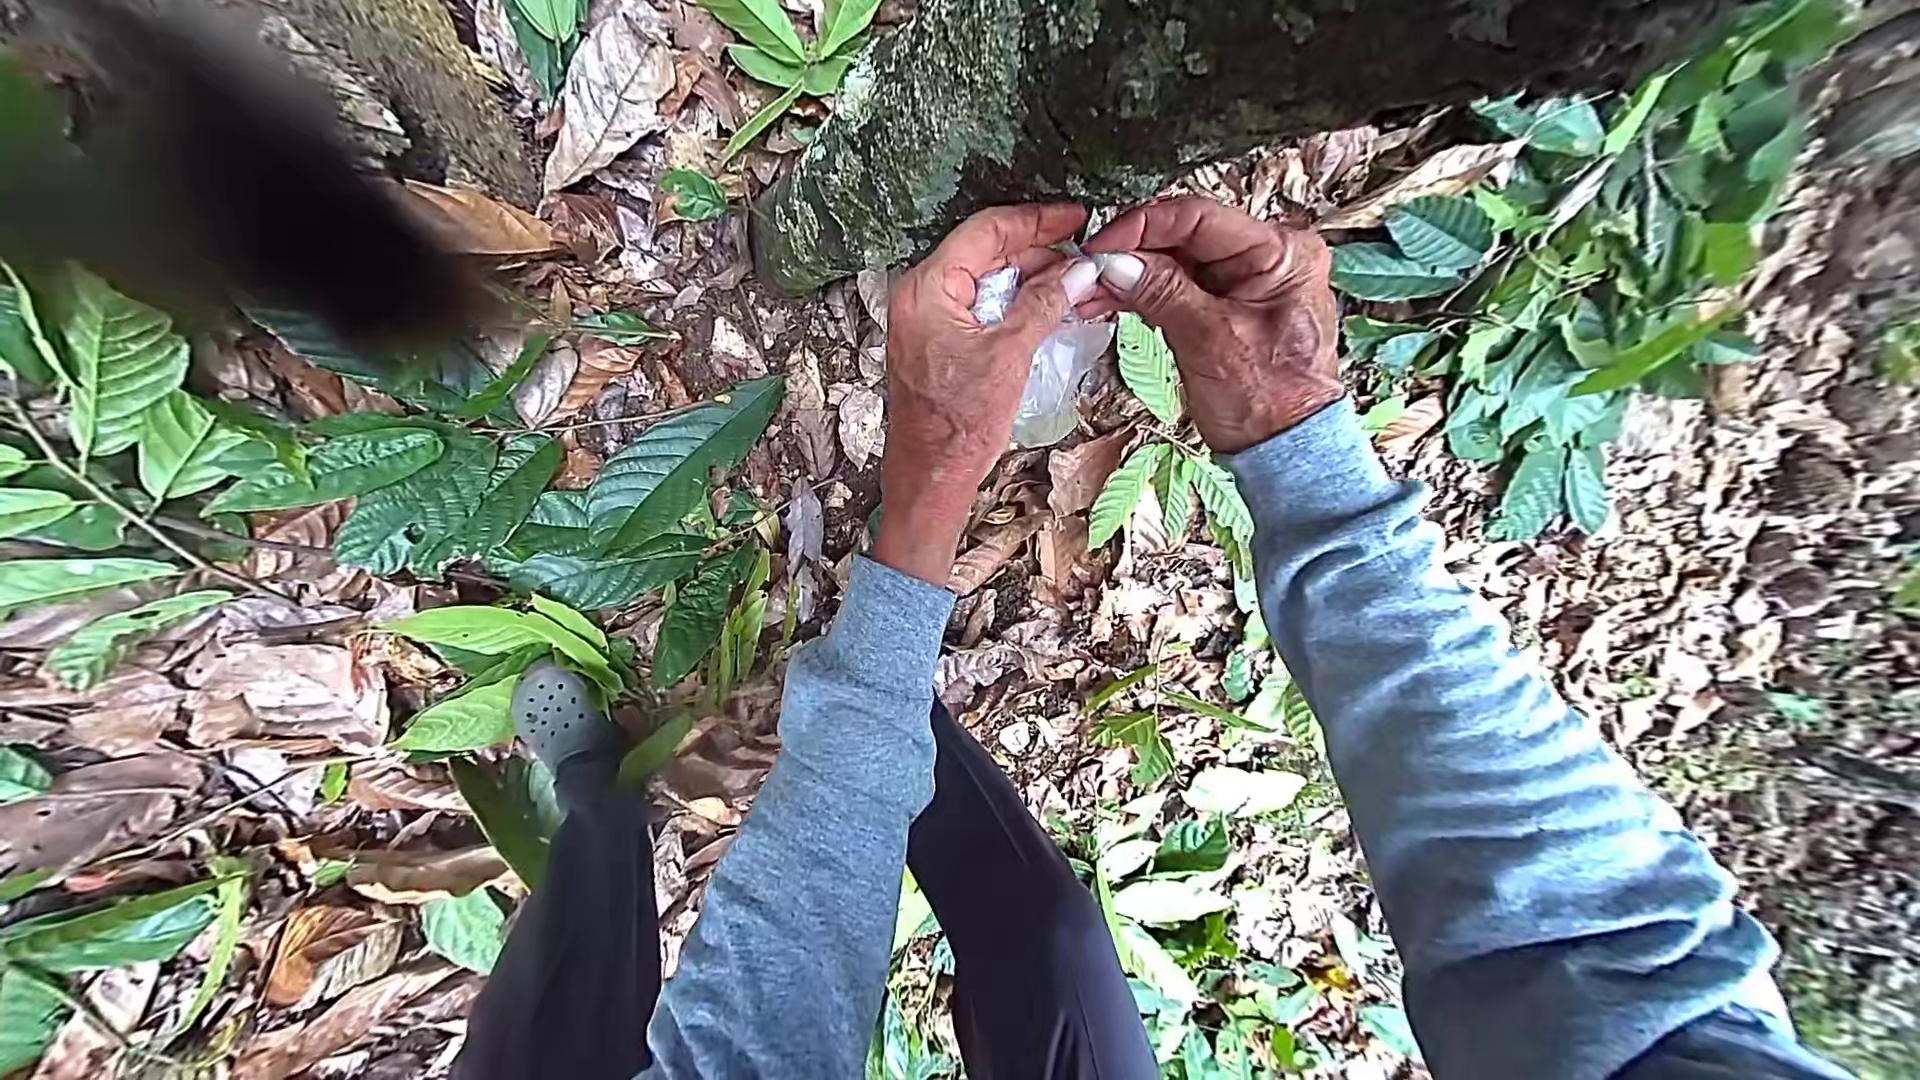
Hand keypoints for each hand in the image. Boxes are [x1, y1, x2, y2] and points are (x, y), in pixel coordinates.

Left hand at [875, 203, 1098, 584]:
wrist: (932, 477)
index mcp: (926, 289)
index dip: (1035, 221)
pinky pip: (976, 308)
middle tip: (1078, 256)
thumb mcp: (1008, 356)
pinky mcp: (935, 343)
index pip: (985, 232)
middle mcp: (918, 297)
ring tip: (1069, 282)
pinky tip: (1041, 306)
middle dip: (1034, 251)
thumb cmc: (960, 425)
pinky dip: (1009, 305)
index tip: (1074, 218)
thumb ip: (1043, 303)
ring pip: (981, 281)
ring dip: (1025, 279)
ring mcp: (924, 321)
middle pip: (982, 253)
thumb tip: (1078, 270)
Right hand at [1080, 197, 1342, 452]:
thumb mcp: (1210, 340)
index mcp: (1281, 253)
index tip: (1101, 246)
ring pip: (1174, 266)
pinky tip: (1109, 302)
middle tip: (1088, 272)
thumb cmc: (1266, 401)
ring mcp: (1242, 284)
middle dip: (1132, 255)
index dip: (1144, 227)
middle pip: (1185, 239)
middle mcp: (1265, 259)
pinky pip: (1176, 291)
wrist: (1279, 450)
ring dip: (1130, 277)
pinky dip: (1142, 297)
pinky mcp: (1221, 309)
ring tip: (1090, 294)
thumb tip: (1117, 263)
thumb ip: (1164, 293)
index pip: (1200, 218)